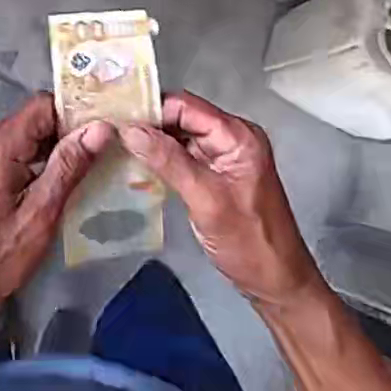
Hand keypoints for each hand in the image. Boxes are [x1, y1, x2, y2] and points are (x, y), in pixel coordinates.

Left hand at [0, 94, 115, 320]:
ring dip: (64, 142)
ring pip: (35, 131)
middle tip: (110, 141)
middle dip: (73, 126)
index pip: (44, 105)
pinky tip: (73, 172)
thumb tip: (101, 128)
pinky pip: (27, 146)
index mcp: (1, 144)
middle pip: (40, 115)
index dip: (76, 110)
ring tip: (99, 155)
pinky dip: (49, 155)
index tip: (107, 122)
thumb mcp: (41, 212)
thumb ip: (69, 165)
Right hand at [118, 92, 324, 306]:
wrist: (278, 284)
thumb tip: (129, 129)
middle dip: (150, 123)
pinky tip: (139, 161)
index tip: (118, 119)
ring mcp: (224, 153)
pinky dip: (164, 156)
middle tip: (112, 131)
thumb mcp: (205, 200)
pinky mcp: (217, 170)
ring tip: (117, 143)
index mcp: (237, 135)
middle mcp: (232, 135)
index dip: (152, 110)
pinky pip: (185, 152)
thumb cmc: (248, 243)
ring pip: (181, 134)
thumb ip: (168, 160)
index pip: (186, 106)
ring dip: (154, 140)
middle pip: (182, 116)